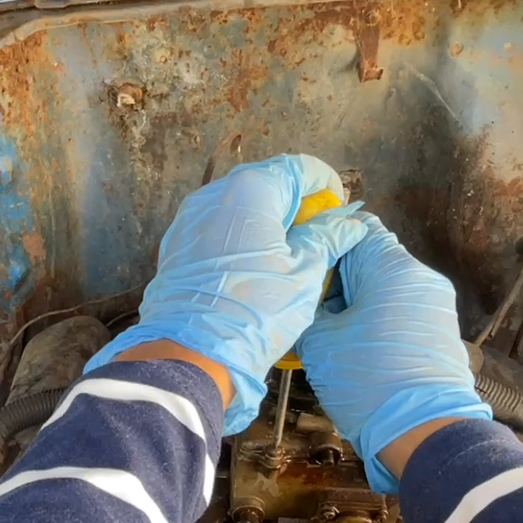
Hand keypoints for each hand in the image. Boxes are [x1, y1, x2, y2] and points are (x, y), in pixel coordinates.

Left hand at [87, 154, 367, 431]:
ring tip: (284, 257)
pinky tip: (252, 269)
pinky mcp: (174, 248)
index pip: (299, 169)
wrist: (191, 353)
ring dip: (265, 224)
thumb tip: (348, 222)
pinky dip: (238, 240)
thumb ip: (327, 238)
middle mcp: (214, 195)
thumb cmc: (256, 311)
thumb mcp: (304, 273)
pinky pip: (215, 232)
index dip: (326, 187)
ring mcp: (188, 221)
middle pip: (265, 185)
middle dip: (294, 206)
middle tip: (314, 238)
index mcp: (251, 189)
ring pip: (238, 210)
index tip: (337, 214)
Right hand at [297, 213, 490, 491]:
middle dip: (332, 277)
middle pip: (368, 260)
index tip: (295, 258)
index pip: (355, 228)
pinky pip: (394, 312)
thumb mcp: (320, 342)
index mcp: (393, 268)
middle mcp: (420, 279)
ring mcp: (433, 307)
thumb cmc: (368, 380)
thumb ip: (309, 308)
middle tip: (298, 299)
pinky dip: (368, 320)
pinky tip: (343, 344)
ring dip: (348, 302)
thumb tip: (306, 299)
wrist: (421, 432)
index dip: (322, 238)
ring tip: (317, 326)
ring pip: (380, 289)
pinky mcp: (435, 333)